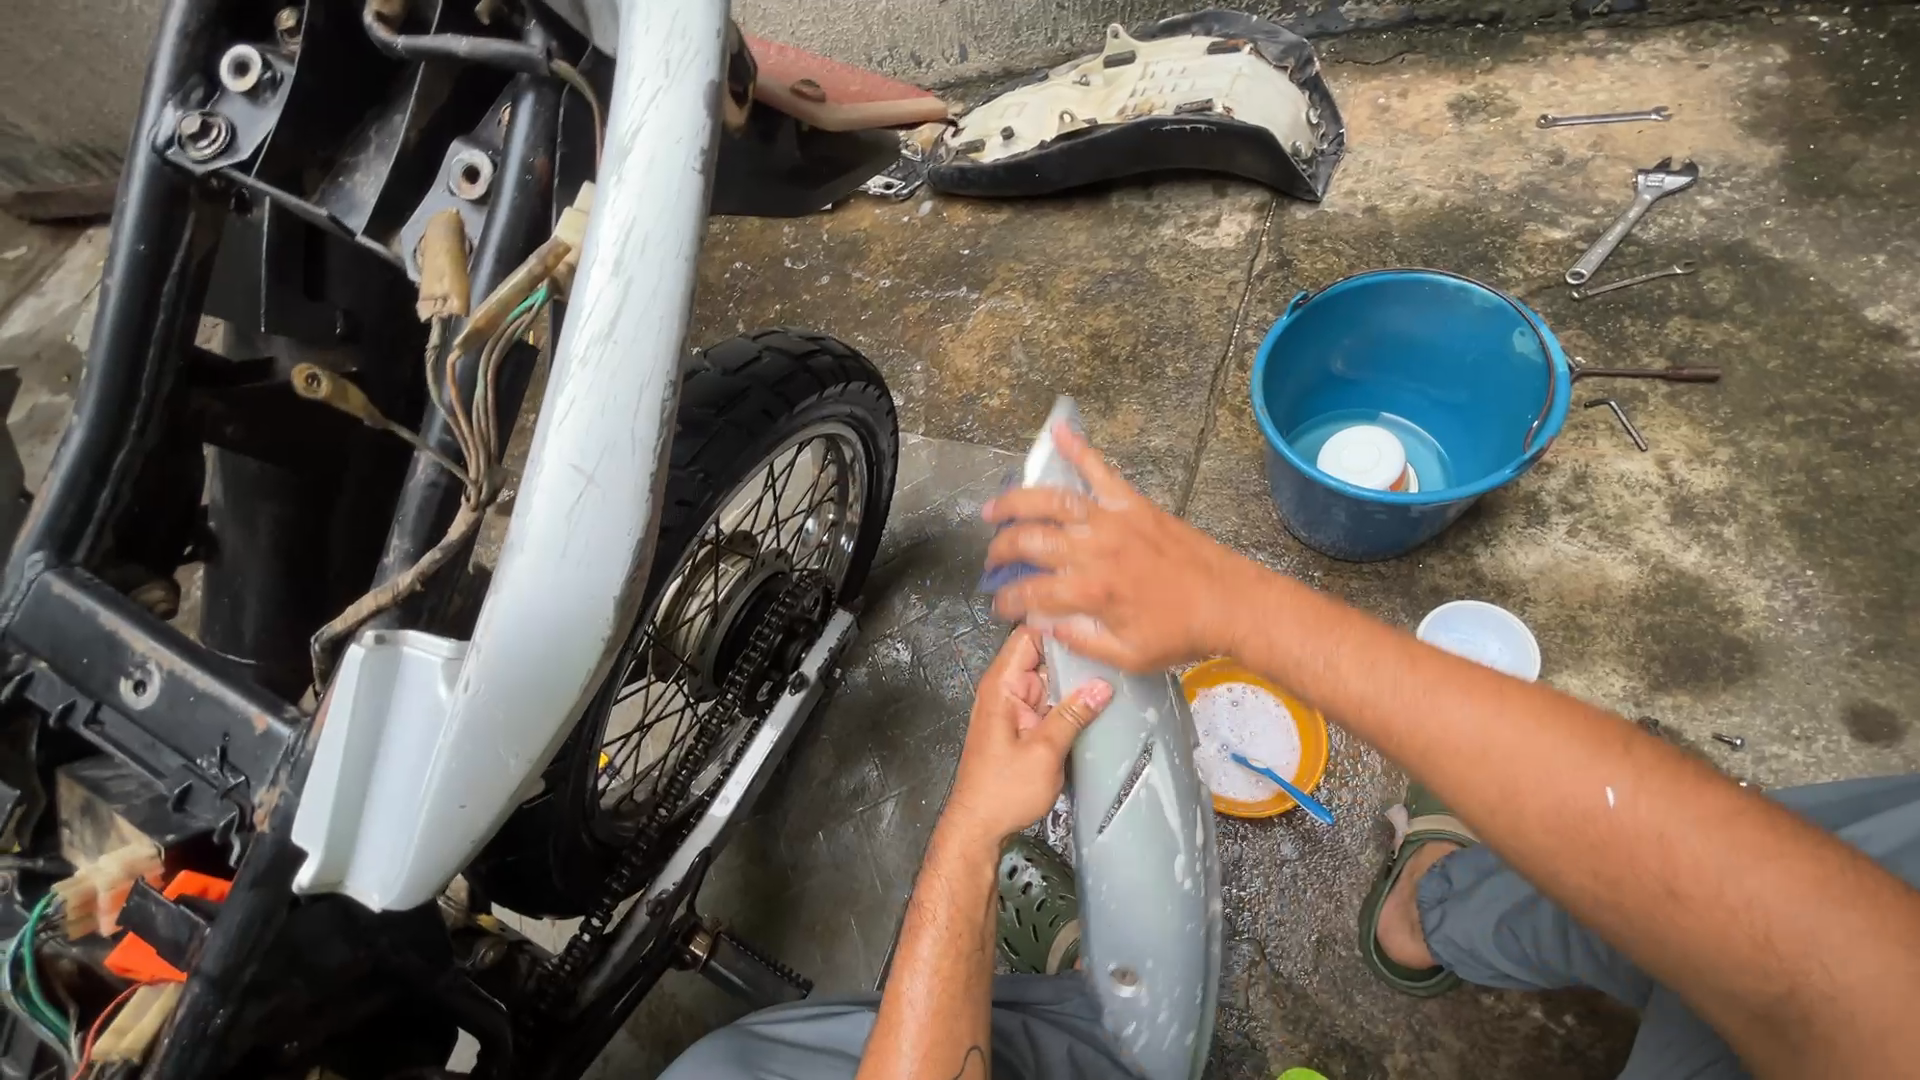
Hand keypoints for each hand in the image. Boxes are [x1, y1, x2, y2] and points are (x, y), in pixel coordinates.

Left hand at [941, 628, 1112, 846]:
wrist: (979, 827)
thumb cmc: (1002, 791)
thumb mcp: (1044, 751)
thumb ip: (1073, 715)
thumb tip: (1101, 686)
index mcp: (1001, 686)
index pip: (1027, 637)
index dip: (1056, 627)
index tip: (1090, 627)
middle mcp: (1005, 690)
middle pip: (1042, 657)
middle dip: (1073, 656)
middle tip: (1111, 656)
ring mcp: (1014, 708)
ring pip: (1048, 681)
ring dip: (1073, 682)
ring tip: (1111, 677)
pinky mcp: (1022, 726)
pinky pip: (1047, 703)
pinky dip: (1067, 703)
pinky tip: (1094, 705)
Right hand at [982, 424, 1259, 671]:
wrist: (1230, 603)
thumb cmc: (1180, 633)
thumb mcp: (1127, 656)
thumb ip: (1079, 639)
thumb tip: (1040, 624)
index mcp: (1092, 592)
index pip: (1031, 593)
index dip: (1007, 600)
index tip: (998, 605)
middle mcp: (1094, 550)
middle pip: (1030, 542)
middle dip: (1000, 551)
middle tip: (991, 561)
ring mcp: (1113, 521)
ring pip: (1052, 502)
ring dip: (1016, 502)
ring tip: (993, 509)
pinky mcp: (1134, 504)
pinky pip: (1102, 471)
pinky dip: (1080, 448)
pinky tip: (1059, 430)